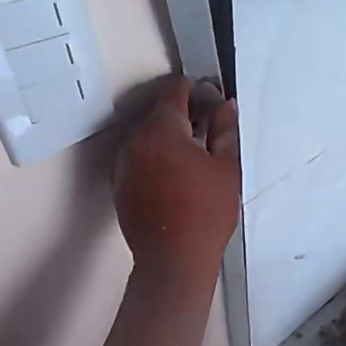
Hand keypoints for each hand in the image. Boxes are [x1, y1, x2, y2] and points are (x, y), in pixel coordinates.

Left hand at [114, 77, 238, 272]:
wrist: (172, 258)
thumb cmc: (204, 213)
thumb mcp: (225, 166)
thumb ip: (224, 130)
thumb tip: (226, 106)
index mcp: (162, 130)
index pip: (174, 92)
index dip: (193, 88)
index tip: (208, 94)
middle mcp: (136, 141)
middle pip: (158, 114)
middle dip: (182, 114)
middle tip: (208, 124)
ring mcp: (124, 163)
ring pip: (147, 136)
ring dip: (168, 136)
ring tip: (195, 152)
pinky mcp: (120, 183)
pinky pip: (138, 157)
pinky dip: (155, 156)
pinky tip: (176, 173)